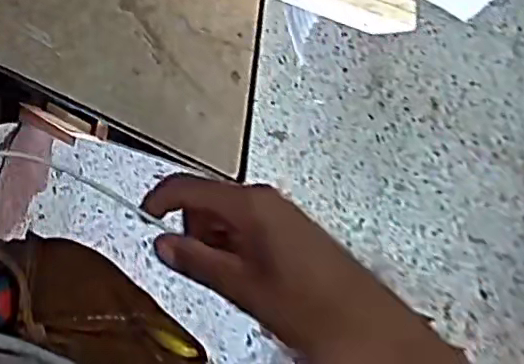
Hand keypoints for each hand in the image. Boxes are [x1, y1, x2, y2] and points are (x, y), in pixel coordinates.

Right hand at [141, 178, 461, 363]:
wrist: (379, 336)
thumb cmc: (324, 312)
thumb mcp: (245, 289)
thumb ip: (197, 261)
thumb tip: (165, 245)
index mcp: (250, 203)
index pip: (186, 186)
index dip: (158, 200)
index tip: (145, 212)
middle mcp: (265, 199)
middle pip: (206, 199)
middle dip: (194, 230)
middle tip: (196, 264)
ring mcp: (282, 212)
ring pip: (227, 214)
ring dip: (218, 242)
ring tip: (232, 280)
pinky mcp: (294, 228)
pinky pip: (249, 226)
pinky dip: (239, 247)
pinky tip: (252, 279)